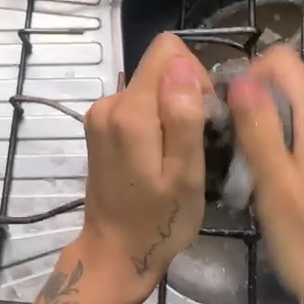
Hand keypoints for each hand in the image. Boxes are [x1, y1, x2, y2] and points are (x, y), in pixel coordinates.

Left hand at [0, 33, 209, 303]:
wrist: (114, 253)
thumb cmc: (158, 221)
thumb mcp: (185, 175)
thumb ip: (184, 117)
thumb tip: (182, 65)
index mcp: (130, 111)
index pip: (167, 51)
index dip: (195, 76)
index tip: (203, 117)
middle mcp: (109, 103)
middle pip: (160, 68)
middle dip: (186, 95)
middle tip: (194, 145)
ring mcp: (100, 115)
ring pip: (151, 87)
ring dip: (172, 111)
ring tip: (179, 156)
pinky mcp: (100, 127)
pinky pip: (139, 105)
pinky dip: (157, 122)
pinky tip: (162, 157)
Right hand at [227, 45, 303, 303]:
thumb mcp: (274, 186)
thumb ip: (257, 128)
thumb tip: (241, 79)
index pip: (281, 60)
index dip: (249, 78)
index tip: (233, 117)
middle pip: (293, 86)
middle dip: (263, 109)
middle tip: (245, 158)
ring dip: (280, 130)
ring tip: (267, 176)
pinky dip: (303, 144)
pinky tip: (295, 185)